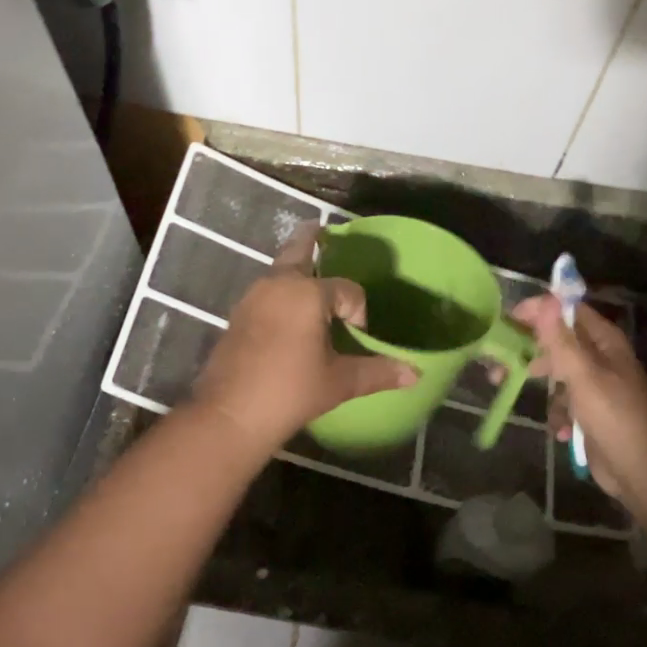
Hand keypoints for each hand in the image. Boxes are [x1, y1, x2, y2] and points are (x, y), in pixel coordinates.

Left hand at [192, 224, 417, 452]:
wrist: (229, 415)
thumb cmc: (290, 392)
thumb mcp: (339, 382)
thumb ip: (378, 372)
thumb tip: (416, 374)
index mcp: (306, 293)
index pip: (346, 290)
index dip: (358, 311)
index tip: (359, 336)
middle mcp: (277, 284)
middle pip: (298, 250)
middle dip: (312, 240)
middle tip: (323, 231)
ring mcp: (253, 298)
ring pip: (279, 271)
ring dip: (296, 268)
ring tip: (312, 276)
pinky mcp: (238, 316)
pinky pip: (267, 292)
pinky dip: (281, 291)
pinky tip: (290, 313)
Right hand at [511, 295, 646, 515]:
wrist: (646, 476)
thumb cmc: (617, 419)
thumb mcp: (584, 377)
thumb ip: (561, 340)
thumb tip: (545, 298)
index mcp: (605, 341)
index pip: (568, 310)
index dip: (538, 309)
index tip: (507, 319)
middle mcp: (600, 358)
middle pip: (558, 341)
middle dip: (529, 350)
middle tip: (497, 358)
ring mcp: (597, 386)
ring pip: (557, 373)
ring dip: (541, 386)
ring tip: (508, 390)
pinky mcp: (591, 413)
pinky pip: (564, 403)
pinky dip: (558, 414)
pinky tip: (560, 431)